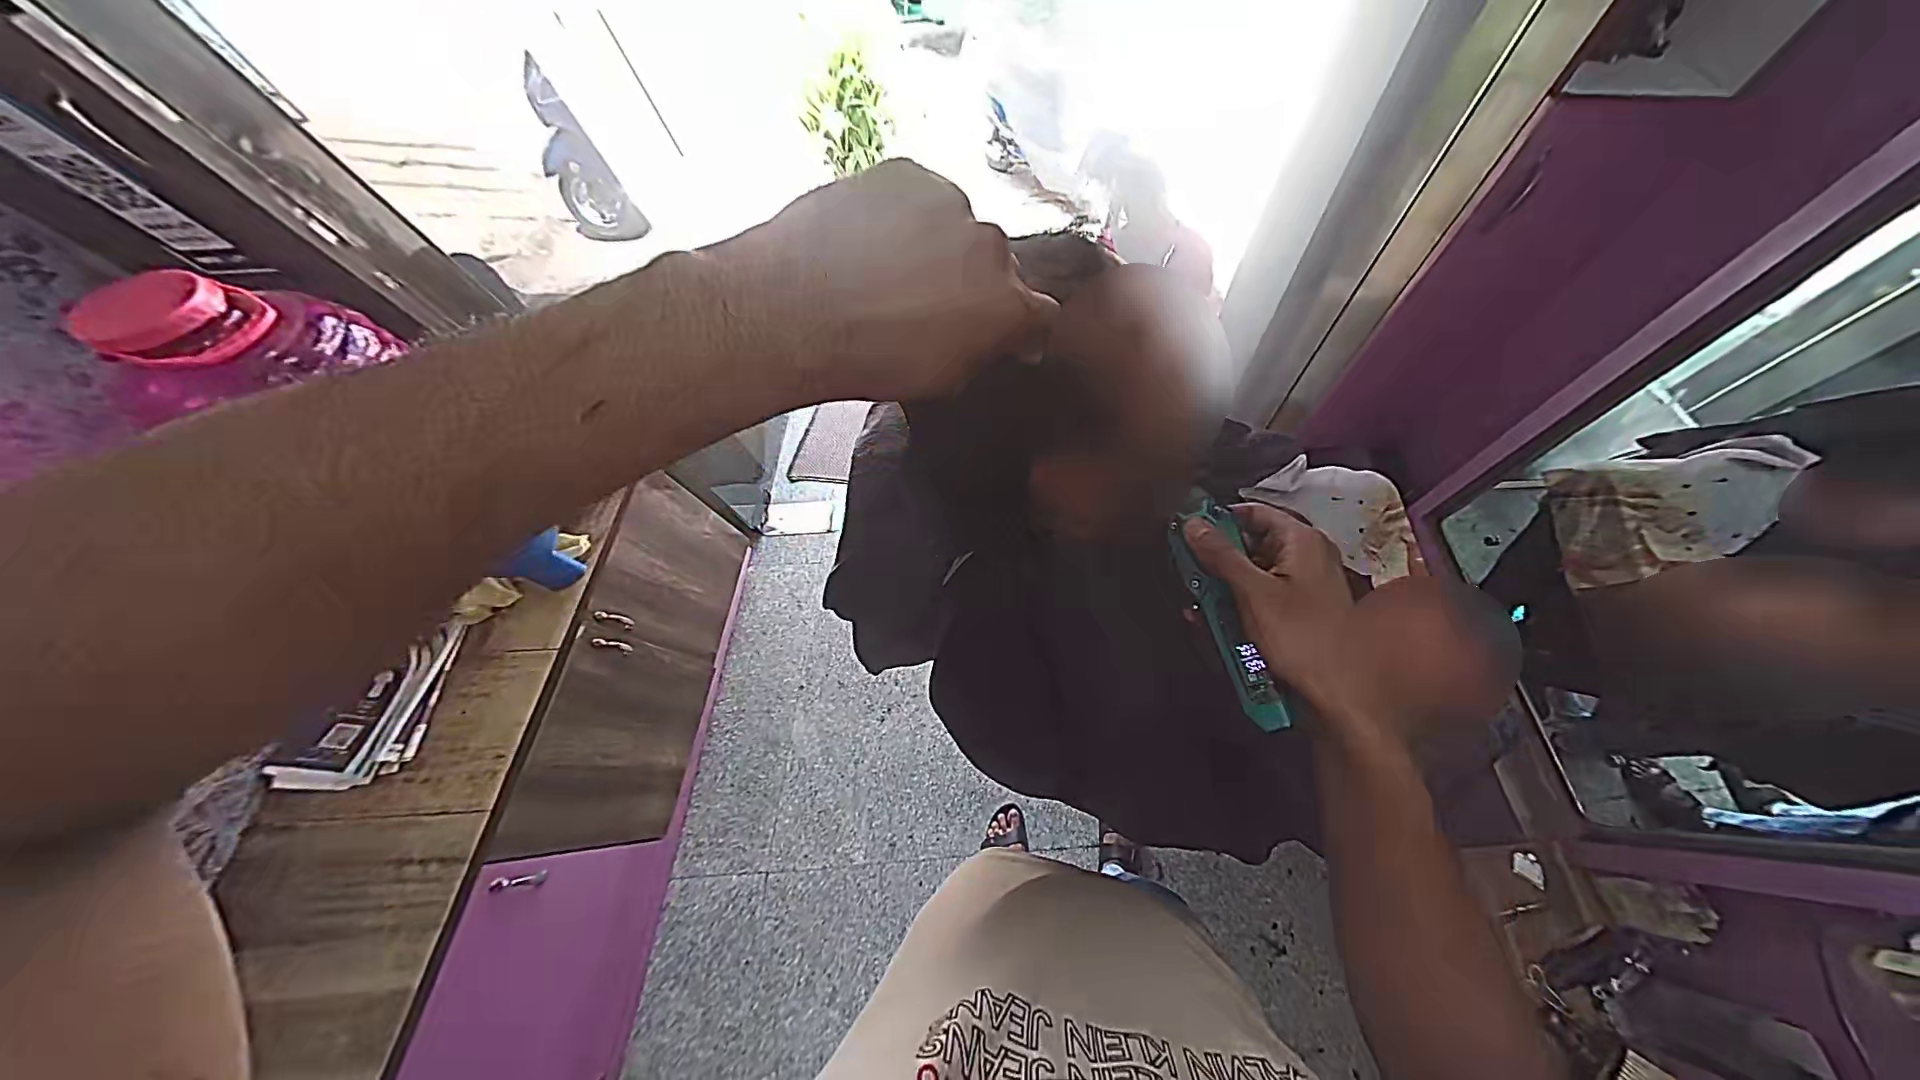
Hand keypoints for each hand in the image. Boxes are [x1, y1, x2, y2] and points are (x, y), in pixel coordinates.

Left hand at [704, 159, 1058, 401]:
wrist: (792, 310)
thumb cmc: (865, 357)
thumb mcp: (940, 380)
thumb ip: (984, 353)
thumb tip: (1003, 340)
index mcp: (1007, 305)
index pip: (1040, 311)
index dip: (1021, 325)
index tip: (1005, 332)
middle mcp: (990, 247)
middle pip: (996, 265)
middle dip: (973, 284)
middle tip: (930, 305)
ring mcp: (948, 203)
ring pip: (956, 226)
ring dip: (937, 245)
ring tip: (889, 273)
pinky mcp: (905, 173)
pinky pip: (918, 196)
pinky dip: (903, 216)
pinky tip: (871, 243)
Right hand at [1182, 504, 1356, 716]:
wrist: (1336, 694)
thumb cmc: (1303, 639)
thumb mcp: (1253, 592)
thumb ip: (1220, 555)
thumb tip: (1193, 524)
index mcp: (1302, 542)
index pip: (1253, 512)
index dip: (1219, 519)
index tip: (1189, 531)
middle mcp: (1304, 558)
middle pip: (1248, 544)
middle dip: (1215, 559)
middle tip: (1188, 571)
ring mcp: (1299, 586)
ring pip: (1248, 573)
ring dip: (1220, 586)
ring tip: (1198, 601)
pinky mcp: (1292, 611)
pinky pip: (1255, 597)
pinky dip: (1233, 605)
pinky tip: (1213, 621)